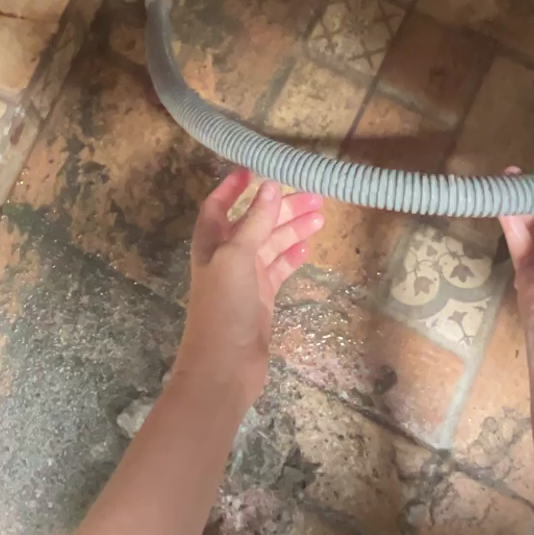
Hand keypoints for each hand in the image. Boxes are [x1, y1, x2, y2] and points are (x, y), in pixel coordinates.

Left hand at [172, 170, 323, 404]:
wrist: (224, 367)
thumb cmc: (223, 307)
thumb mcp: (237, 257)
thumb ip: (254, 221)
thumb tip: (269, 186)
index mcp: (212, 242)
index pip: (219, 204)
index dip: (234, 186)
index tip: (256, 167)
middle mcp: (227, 256)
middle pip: (255, 222)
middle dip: (280, 207)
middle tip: (314, 195)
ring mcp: (245, 278)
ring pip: (272, 244)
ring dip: (293, 228)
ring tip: (321, 215)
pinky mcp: (262, 298)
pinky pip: (279, 269)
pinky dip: (293, 256)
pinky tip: (309, 246)